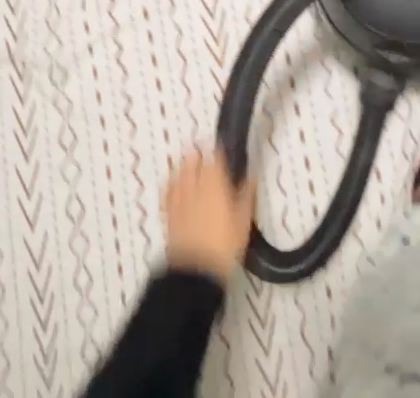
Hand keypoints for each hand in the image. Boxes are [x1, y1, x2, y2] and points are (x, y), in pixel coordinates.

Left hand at [163, 148, 255, 285]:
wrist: (196, 271)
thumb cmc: (225, 244)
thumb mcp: (243, 221)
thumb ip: (247, 195)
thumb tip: (252, 176)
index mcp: (215, 184)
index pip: (215, 158)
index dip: (218, 150)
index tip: (222, 148)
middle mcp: (194, 186)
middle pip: (193, 161)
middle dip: (198, 154)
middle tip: (204, 153)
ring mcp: (179, 198)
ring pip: (178, 173)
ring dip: (184, 165)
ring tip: (189, 164)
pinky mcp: (168, 212)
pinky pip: (168, 191)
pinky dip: (171, 184)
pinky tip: (174, 184)